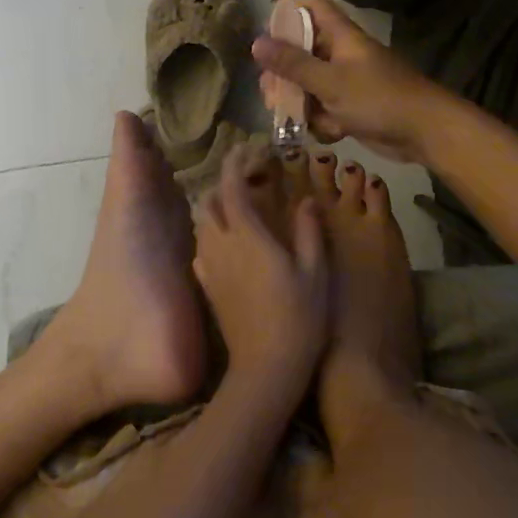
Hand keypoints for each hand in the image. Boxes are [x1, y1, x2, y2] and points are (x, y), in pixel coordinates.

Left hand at [192, 147, 327, 382]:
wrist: (266, 367)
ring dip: (216, 209)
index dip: (237, 163)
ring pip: (201, 225)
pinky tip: (230, 244)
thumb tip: (305, 202)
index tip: (248, 150)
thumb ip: (309, 232)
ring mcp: (209, 267)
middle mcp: (220, 245)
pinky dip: (212, 237)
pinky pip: (201, 251)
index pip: (231, 186)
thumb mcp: (316, 272)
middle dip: (223, 184)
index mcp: (247, 236)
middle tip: (249, 182)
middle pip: (208, 201)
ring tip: (242, 209)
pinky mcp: (206, 287)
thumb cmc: (299, 318)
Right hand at [251, 0, 454, 162]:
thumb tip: (256, 44)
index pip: (313, 8)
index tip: (266, 35)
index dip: (289, 13)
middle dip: (285, 75)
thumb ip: (292, 64)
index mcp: (342, 37)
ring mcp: (348, 83)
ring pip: (310, 87)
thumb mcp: (330, 82)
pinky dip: (324, 122)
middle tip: (271, 93)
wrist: (424, 132)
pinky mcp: (352, 109)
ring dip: (302, 105)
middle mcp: (343, 56)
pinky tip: (332, 133)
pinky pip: (325, 110)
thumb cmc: (378, 99)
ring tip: (298, 120)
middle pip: (303, 53)